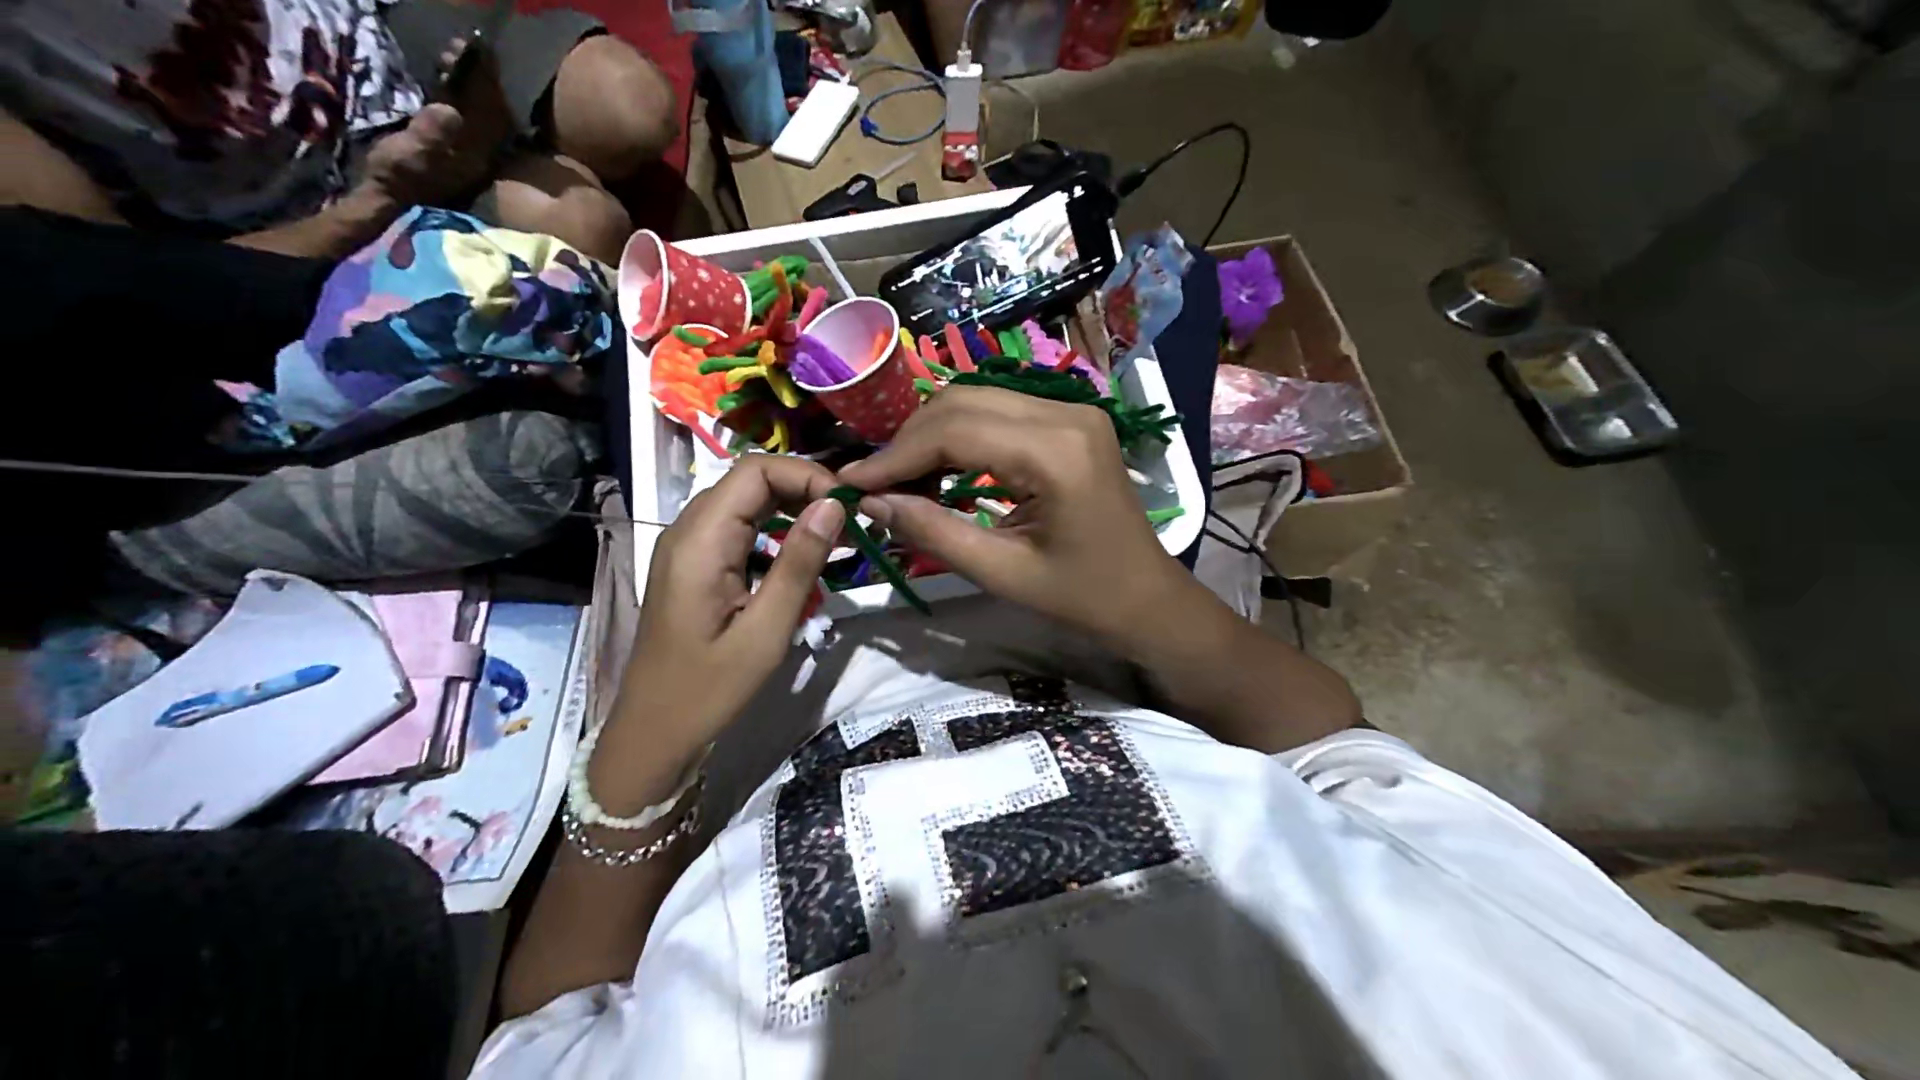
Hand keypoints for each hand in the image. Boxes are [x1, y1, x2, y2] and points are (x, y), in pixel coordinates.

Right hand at [360, 38, 510, 207]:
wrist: (390, 206)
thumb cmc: (396, 180)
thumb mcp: (406, 156)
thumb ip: (429, 135)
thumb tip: (449, 111)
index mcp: (473, 154)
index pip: (488, 113)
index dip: (483, 81)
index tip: (477, 51)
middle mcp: (479, 154)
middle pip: (488, 111)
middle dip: (479, 78)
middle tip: (461, 46)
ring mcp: (469, 153)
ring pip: (480, 113)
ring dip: (471, 83)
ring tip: (453, 53)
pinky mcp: (454, 150)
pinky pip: (467, 117)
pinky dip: (461, 94)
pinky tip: (450, 77)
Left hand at [591, 455, 843, 809]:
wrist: (654, 732)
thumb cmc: (709, 689)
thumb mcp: (766, 630)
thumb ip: (799, 562)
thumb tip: (834, 505)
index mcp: (700, 541)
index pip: (756, 470)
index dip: (806, 475)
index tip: (848, 505)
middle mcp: (688, 531)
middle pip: (751, 481)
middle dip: (804, 490)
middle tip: (850, 522)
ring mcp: (687, 547)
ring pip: (746, 503)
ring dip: (792, 509)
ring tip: (835, 537)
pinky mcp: (695, 565)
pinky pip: (738, 529)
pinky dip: (774, 532)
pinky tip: (801, 557)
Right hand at [838, 386, 1209, 650]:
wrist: (1146, 597)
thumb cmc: (1082, 596)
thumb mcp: (1001, 572)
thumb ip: (932, 531)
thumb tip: (869, 502)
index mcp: (1056, 452)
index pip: (955, 431)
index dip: (896, 456)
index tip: (853, 483)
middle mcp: (1066, 413)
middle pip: (962, 401)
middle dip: (909, 441)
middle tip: (877, 485)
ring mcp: (1072, 410)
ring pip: (976, 399)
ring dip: (931, 434)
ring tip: (903, 481)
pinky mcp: (1070, 419)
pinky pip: (999, 410)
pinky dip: (960, 434)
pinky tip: (940, 469)